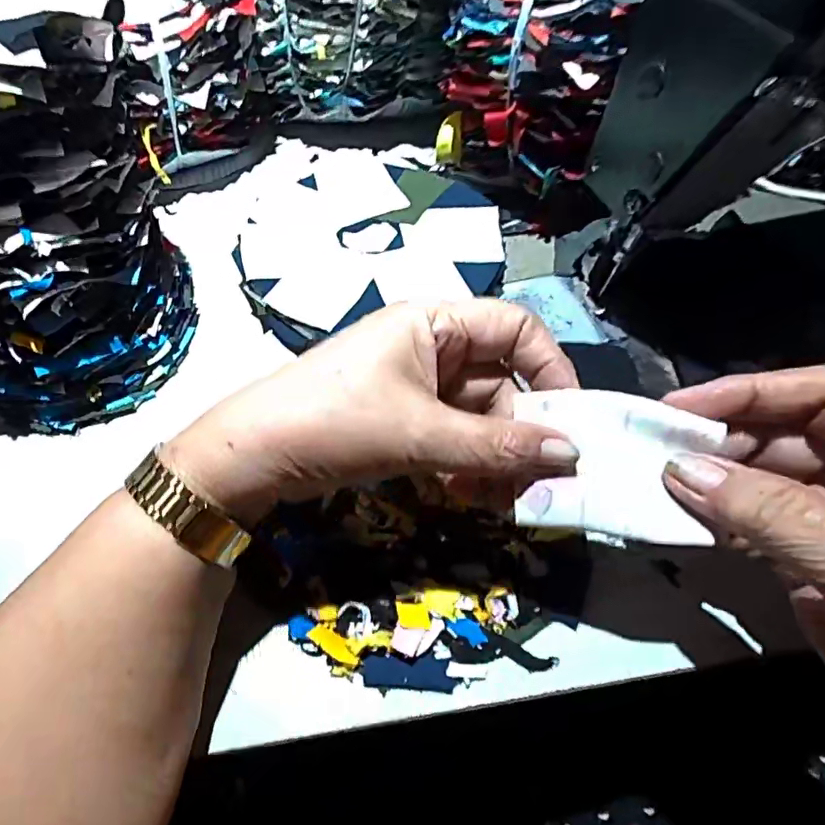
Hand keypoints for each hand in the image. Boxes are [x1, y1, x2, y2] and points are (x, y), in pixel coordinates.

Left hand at [160, 300, 580, 523]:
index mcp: (434, 323)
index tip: (571, 419)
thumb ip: (496, 447)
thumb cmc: (334, 421)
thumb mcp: (420, 434)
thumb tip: (570, 455)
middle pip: (502, 383)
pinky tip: (468, 496)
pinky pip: (455, 439)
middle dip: (521, 435)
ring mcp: (418, 386)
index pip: (516, 330)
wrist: (252, 456)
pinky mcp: (405, 420)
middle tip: (538, 483)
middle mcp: (432, 347)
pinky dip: (468, 467)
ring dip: (495, 459)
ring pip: (480, 419)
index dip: (551, 368)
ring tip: (501, 500)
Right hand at [660, 365, 824, 824]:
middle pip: (809, 439)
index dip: (758, 393)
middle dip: (733, 441)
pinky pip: (783, 538)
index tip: (680, 406)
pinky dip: (738, 528)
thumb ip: (784, 519)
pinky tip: (694, 521)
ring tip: (662, 483)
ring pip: (788, 489)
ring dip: (728, 486)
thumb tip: (681, 469)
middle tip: (656, 449)